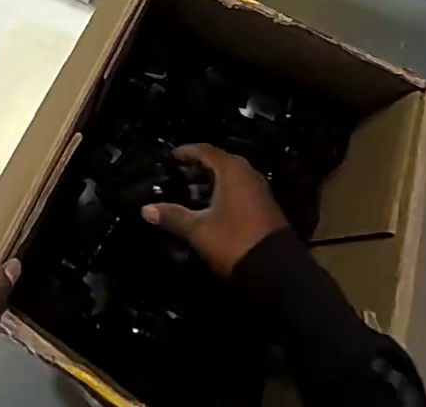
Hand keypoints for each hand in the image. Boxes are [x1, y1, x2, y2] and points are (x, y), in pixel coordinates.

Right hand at [141, 143, 289, 275]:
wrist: (281, 274)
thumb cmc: (235, 242)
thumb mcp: (199, 230)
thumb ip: (172, 216)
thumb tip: (145, 209)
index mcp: (231, 169)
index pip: (204, 150)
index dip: (185, 152)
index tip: (170, 158)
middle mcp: (247, 173)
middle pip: (217, 162)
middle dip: (196, 167)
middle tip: (177, 175)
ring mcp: (259, 190)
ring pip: (229, 177)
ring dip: (210, 182)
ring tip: (189, 193)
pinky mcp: (266, 206)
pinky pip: (239, 189)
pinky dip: (222, 192)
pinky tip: (210, 208)